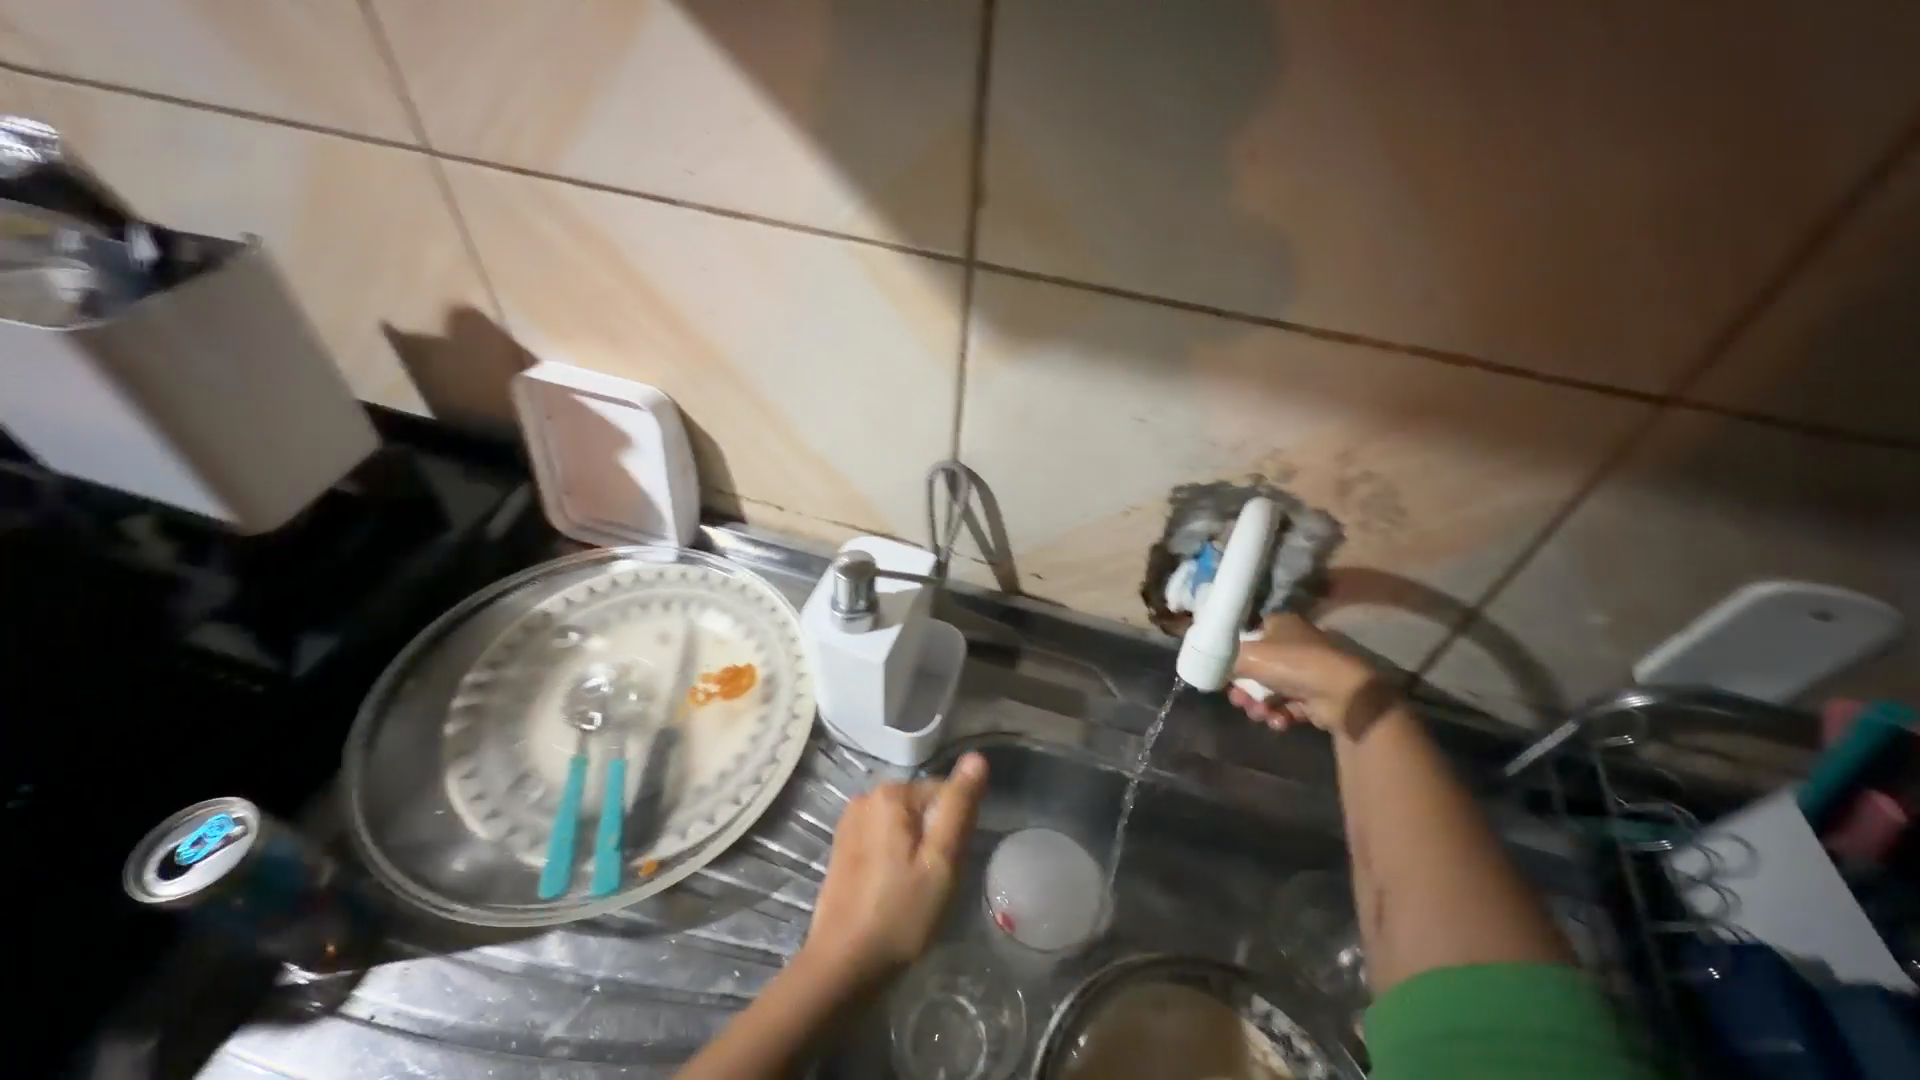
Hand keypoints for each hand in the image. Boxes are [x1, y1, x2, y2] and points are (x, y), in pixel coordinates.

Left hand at [800, 752, 988, 983]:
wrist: (844, 963)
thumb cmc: (901, 914)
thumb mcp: (941, 861)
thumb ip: (959, 807)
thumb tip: (977, 758)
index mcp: (890, 795)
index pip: (945, 794)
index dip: (955, 831)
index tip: (949, 867)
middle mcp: (865, 798)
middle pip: (923, 809)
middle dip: (935, 841)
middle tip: (934, 883)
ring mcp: (849, 823)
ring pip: (904, 827)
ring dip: (917, 852)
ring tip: (914, 891)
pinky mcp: (842, 848)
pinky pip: (884, 841)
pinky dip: (896, 860)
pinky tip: (895, 892)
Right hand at [1228, 614, 1386, 736]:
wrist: (1344, 694)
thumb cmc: (1294, 664)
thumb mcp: (1249, 656)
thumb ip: (1224, 659)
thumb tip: (1206, 664)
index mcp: (1280, 624)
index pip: (1248, 635)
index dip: (1232, 654)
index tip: (1222, 674)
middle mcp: (1294, 645)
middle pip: (1257, 668)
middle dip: (1244, 688)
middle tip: (1239, 701)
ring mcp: (1307, 672)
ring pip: (1270, 690)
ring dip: (1260, 705)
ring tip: (1260, 714)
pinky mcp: (1316, 697)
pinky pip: (1288, 706)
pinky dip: (1280, 715)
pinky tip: (1279, 722)